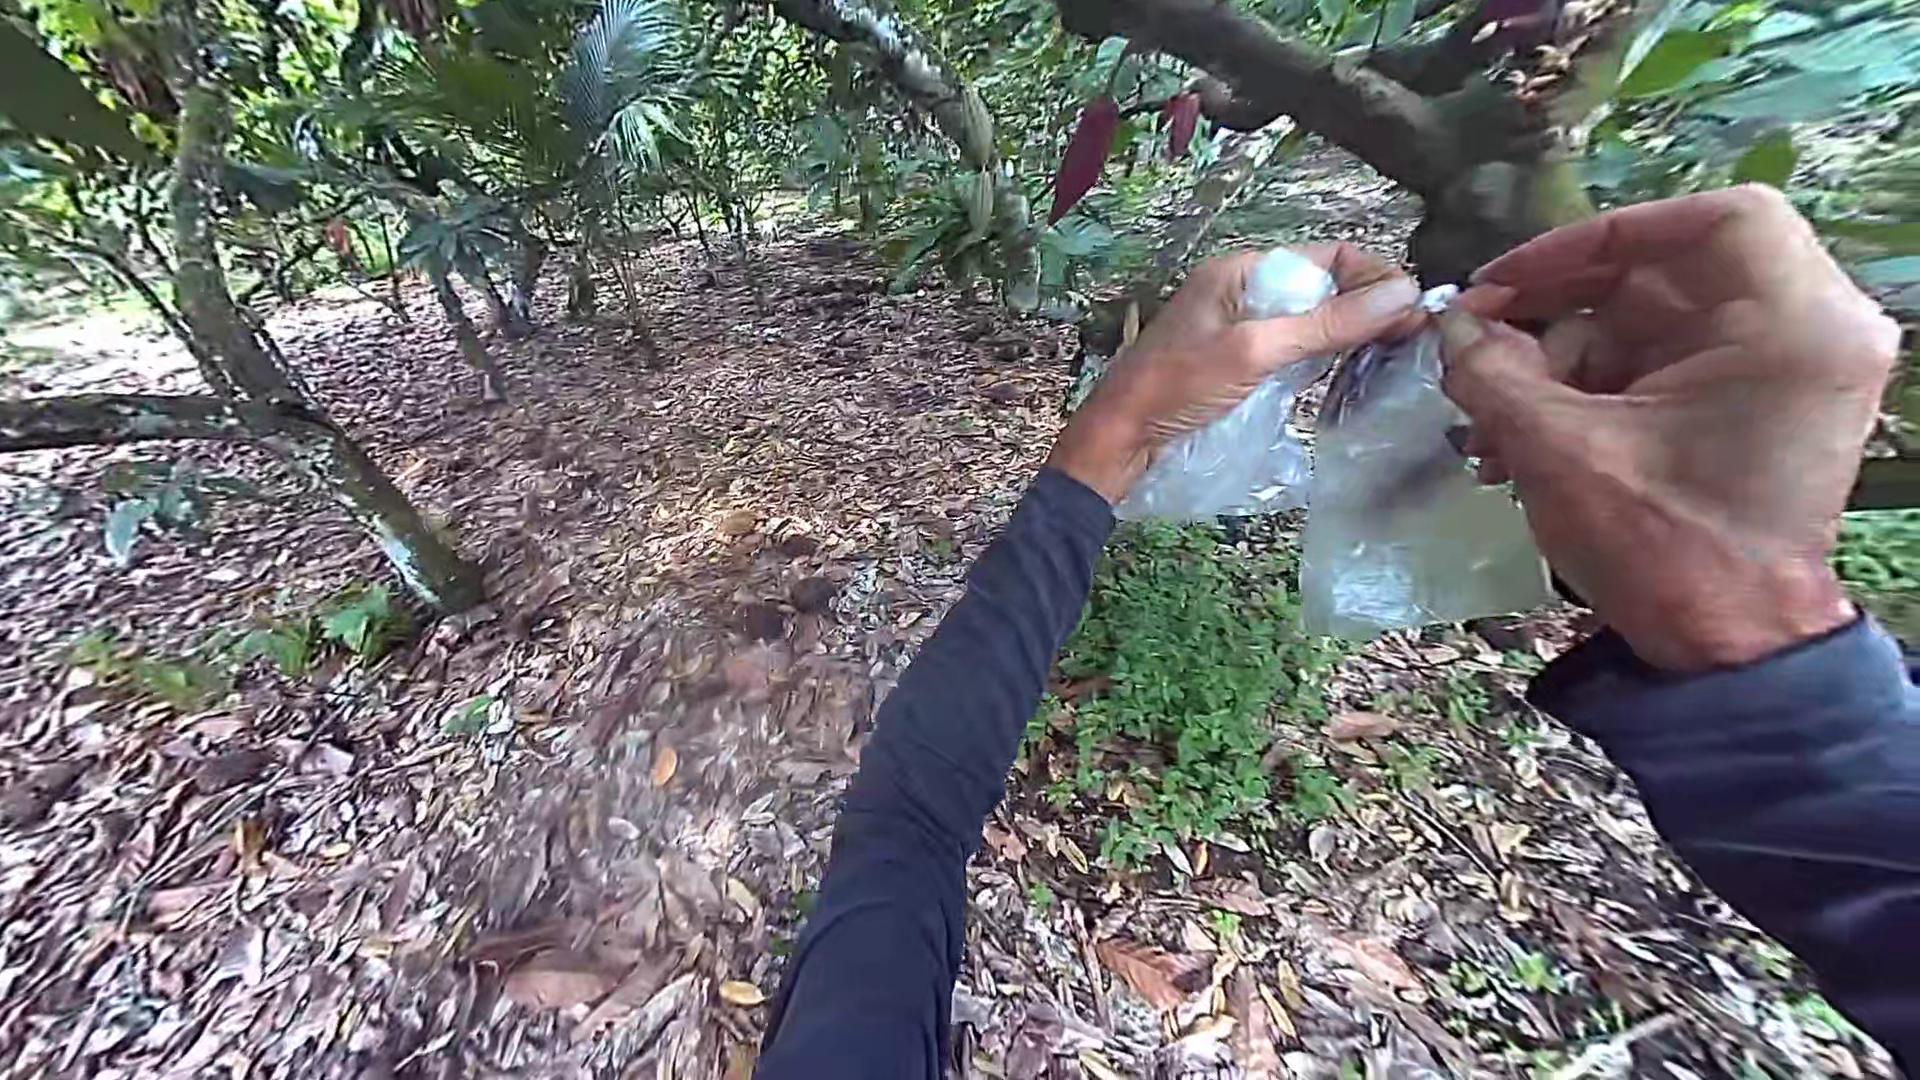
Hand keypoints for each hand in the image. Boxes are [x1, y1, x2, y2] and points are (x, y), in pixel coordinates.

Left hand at [1048, 245, 1421, 502]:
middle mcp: (1237, 294)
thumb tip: (1407, 294)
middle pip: (1317, 290)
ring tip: (1378, 361)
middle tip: (1402, 344)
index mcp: (1237, 272)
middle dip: (1360, 311)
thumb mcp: (1253, 351)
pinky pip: (1283, 352)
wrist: (1119, 438)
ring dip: (1339, 339)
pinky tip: (1334, 377)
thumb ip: (1326, 324)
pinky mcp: (1228, 365)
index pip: (1325, 257)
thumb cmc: (1176, 388)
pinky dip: (1311, 361)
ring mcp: (1231, 330)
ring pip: (1302, 324)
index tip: (1409, 314)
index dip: (1372, 280)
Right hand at [1441, 186, 1900, 670]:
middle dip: (1543, 312)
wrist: (1713, 630)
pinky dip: (1553, 400)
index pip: (1708, 223)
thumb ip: (1493, 376)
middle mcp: (1783, 335)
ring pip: (1617, 334)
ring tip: (1479, 430)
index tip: (1506, 280)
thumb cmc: (1654, 539)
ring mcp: (1743, 375)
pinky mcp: (1706, 409)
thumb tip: (1448, 326)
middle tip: (1465, 340)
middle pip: (1647, 281)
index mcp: (1786, 330)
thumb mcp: (1555, 451)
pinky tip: (1504, 445)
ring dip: (1534, 373)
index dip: (1595, 237)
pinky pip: (1617, 376)